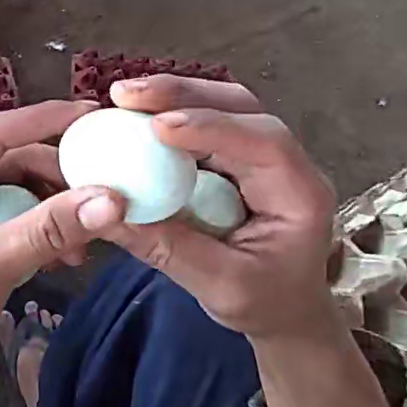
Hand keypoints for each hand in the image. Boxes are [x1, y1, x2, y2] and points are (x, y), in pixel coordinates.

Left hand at [0, 101, 126, 406]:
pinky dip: (40, 233)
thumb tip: (111, 200)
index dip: (45, 119)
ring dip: (53, 213)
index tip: (91, 114)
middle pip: (13, 162)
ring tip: (82, 243)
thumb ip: (48, 231)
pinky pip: (14, 219)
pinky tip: (62, 257)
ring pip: (18, 193)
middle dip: (57, 179)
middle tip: (101, 196)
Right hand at [99, 76, 389, 406]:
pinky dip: (171, 114)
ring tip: (124, 96)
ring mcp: (262, 157)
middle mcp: (287, 164)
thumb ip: (167, 248)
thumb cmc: (265, 304)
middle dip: (183, 94)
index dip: (210, 127)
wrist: (288, 313)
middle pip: (241, 107)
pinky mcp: (237, 160)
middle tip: (125, 93)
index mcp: (300, 195)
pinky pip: (206, 125)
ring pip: (223, 106)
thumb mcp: (218, 287)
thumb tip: (106, 214)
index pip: (262, 142)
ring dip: (174, 96)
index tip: (156, 125)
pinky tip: (138, 115)